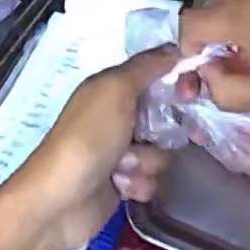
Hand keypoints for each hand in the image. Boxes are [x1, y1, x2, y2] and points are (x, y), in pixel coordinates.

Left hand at [10, 47, 177, 248]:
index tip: (190, 89)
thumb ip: (147, 66)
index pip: (155, 72)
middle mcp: (119, 115)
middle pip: (165, 113)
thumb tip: (176, 48)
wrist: (59, 202)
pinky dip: (139, 182)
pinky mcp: (123, 182)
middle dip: (165, 128)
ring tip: (124, 166)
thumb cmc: (89, 136)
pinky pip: (152, 178)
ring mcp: (121, 150)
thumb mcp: (117, 89)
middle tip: (155, 134)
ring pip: (162, 149)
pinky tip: (121, 186)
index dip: (175, 78)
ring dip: (147, 160)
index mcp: (113, 87)